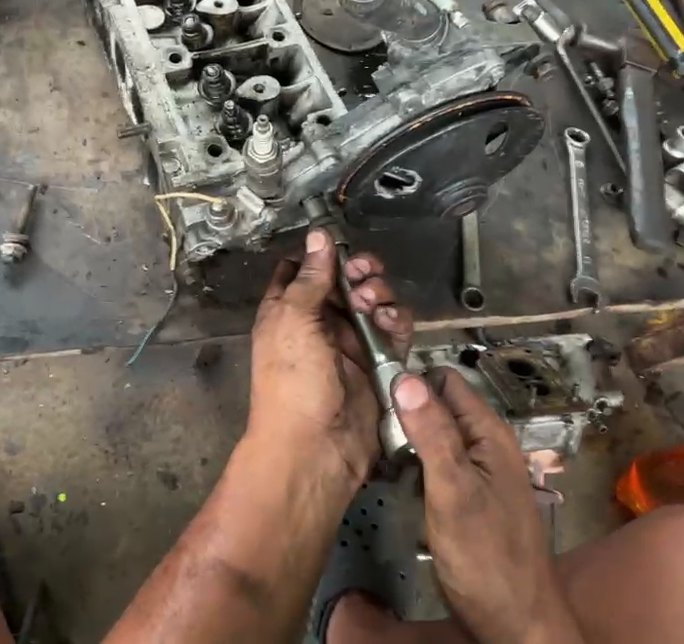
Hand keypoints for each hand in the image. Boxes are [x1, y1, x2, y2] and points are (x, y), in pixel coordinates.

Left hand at [247, 230, 411, 490]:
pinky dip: (396, 322)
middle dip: (358, 272)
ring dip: (378, 295)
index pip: (303, 270)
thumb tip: (318, 235)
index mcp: (286, 310)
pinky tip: (391, 325)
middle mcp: (318, 324)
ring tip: (374, 304)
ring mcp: (350, 344)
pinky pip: (394, 332)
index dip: (320, 255)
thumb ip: (311, 277)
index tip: (338, 245)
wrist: (316, 448)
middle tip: (364, 273)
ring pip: (373, 303)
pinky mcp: (379, 364)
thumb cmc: (293, 379)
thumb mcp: (293, 320)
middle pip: (345, 283)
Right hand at [393, 369, 575, 643]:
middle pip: (434, 406)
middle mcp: (483, 444)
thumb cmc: (487, 557)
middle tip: (373, 432)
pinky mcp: (463, 496)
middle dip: (402, 413)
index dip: (410, 381)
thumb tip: (404, 377)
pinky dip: (411, 466)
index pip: (443, 380)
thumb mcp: (454, 490)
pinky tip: (393, 479)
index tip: (374, 394)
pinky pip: (432, 464)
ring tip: (378, 456)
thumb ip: (432, 433)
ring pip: (429, 435)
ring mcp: (474, 472)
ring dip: (403, 441)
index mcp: (488, 433)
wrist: (515, 627)